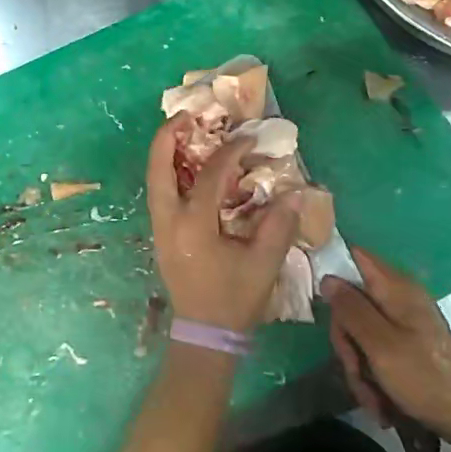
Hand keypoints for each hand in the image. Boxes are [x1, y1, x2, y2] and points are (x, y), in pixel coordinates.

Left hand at [145, 116, 299, 333]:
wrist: (204, 336)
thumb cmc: (234, 300)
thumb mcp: (263, 265)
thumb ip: (278, 226)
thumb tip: (296, 193)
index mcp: (194, 226)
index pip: (211, 175)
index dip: (231, 152)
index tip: (249, 139)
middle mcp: (169, 222)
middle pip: (158, 169)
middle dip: (168, 138)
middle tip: (187, 116)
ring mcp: (160, 229)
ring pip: (154, 180)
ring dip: (165, 153)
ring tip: (182, 131)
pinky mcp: (162, 236)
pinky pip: (160, 193)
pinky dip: (169, 171)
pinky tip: (186, 165)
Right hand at [324, 247, 450, 449]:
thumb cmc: (426, 378)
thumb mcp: (381, 346)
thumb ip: (352, 310)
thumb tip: (327, 278)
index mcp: (395, 287)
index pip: (355, 258)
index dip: (334, 274)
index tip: (322, 306)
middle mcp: (399, 297)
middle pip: (353, 305)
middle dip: (349, 344)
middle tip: (355, 372)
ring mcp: (404, 322)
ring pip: (362, 334)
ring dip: (361, 369)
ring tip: (373, 398)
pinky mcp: (408, 345)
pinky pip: (377, 352)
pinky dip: (375, 377)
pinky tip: (382, 402)